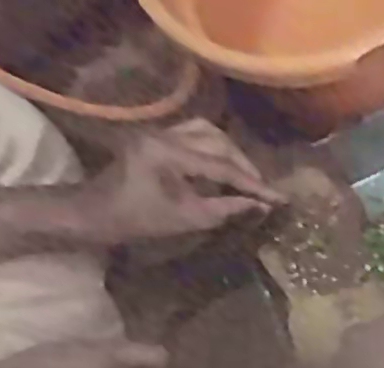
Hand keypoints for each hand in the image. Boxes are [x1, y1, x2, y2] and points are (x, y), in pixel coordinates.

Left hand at [76, 119, 285, 244]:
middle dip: (246, 166)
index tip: (282, 199)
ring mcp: (158, 133)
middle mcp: (162, 136)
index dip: (255, 185)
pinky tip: (227, 167)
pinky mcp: (158, 138)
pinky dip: (217, 149)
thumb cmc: (145, 219)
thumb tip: (262, 205)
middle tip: (263, 191)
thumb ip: (230, 208)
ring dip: (232, 153)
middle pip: (217, 141)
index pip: (222, 167)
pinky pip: (195, 134)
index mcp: (167, 154)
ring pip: (207, 132)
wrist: (101, 210)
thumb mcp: (194, 218)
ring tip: (247, 177)